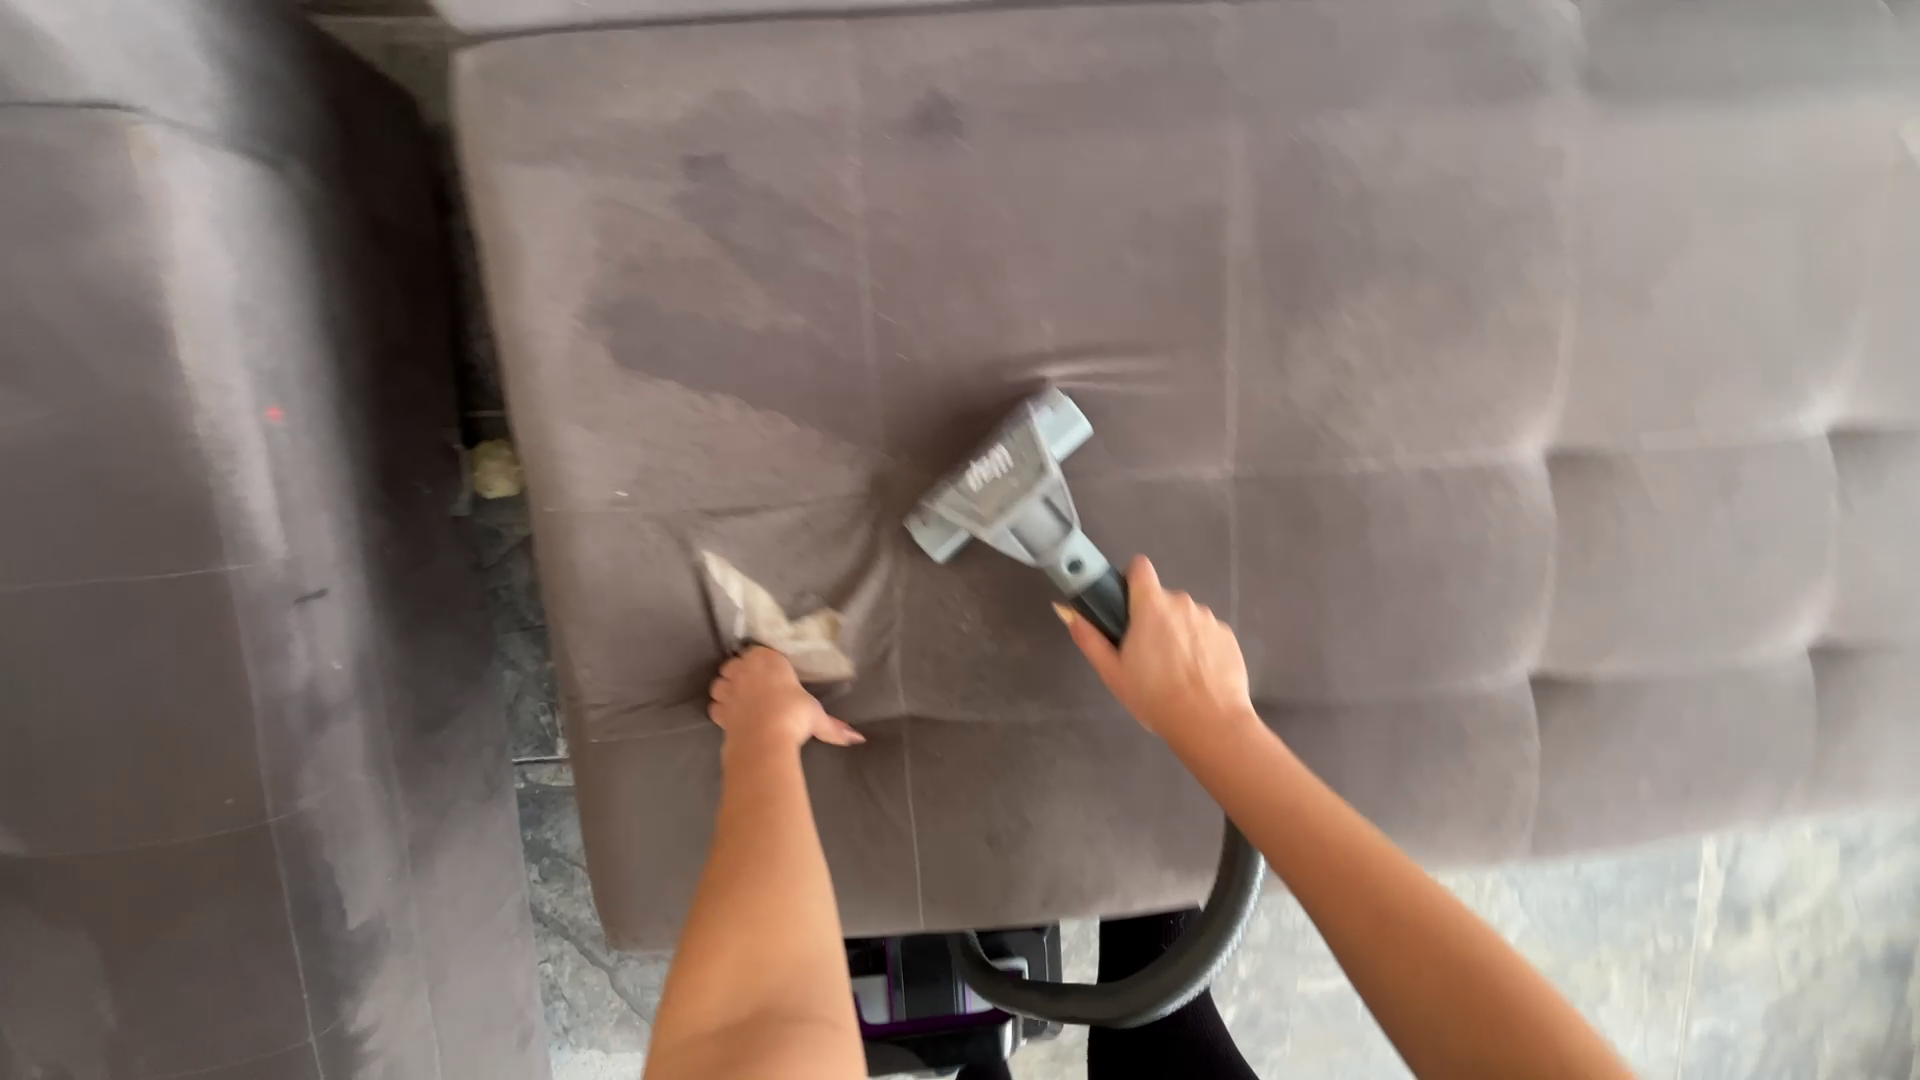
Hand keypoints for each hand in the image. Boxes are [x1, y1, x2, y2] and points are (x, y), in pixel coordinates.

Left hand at [708, 646, 865, 751]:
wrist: (764, 738)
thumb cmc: (793, 715)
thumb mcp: (817, 717)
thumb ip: (834, 726)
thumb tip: (858, 738)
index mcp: (769, 661)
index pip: (760, 652)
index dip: (762, 663)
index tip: (770, 674)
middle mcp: (745, 670)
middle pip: (735, 664)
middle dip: (740, 672)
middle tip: (754, 687)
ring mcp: (729, 689)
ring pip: (720, 683)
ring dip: (726, 689)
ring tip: (738, 699)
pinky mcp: (718, 710)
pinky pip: (715, 706)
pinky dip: (720, 710)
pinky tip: (730, 717)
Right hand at [1056, 556, 1255, 740]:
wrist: (1209, 722)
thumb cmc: (1154, 696)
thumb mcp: (1113, 673)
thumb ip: (1089, 639)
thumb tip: (1070, 614)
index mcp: (1151, 606)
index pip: (1139, 566)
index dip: (1131, 580)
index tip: (1126, 604)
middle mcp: (1182, 603)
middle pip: (1161, 598)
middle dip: (1152, 617)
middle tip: (1145, 653)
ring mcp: (1208, 618)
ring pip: (1185, 616)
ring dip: (1177, 632)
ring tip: (1174, 669)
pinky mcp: (1228, 636)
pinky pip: (1206, 632)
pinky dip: (1199, 646)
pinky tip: (1196, 675)